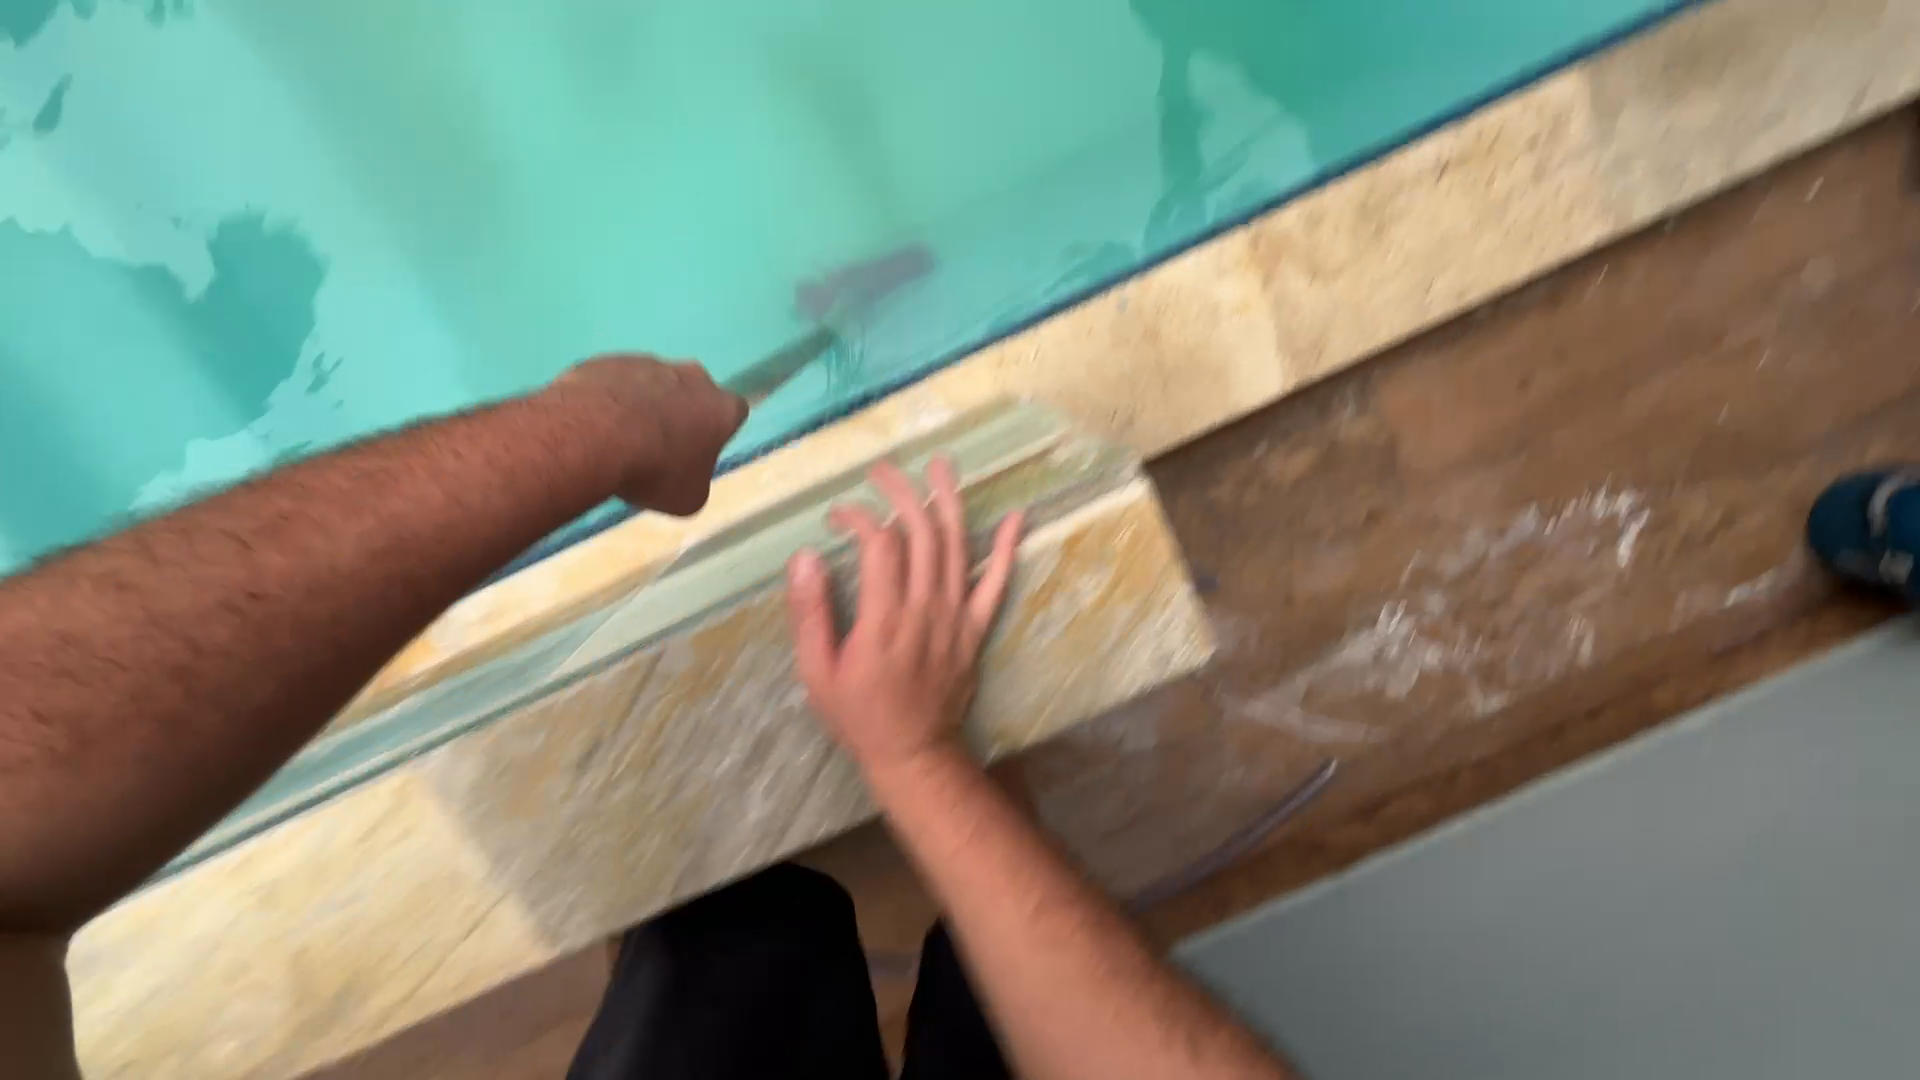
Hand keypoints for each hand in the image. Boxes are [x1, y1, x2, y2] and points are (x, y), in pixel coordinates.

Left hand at [544, 355, 747, 514]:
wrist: (591, 437)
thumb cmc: (654, 471)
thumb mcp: (689, 497)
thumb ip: (696, 479)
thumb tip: (686, 474)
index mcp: (721, 409)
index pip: (734, 412)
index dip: (718, 431)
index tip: (701, 449)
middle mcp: (692, 377)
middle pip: (694, 391)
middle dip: (681, 412)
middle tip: (660, 444)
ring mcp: (649, 363)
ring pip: (652, 384)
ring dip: (643, 405)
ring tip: (619, 438)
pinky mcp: (607, 360)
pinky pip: (615, 380)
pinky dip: (609, 398)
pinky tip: (593, 425)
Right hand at [787, 459, 1023, 775]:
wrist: (914, 752)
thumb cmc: (858, 714)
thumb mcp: (817, 672)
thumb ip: (810, 613)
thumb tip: (804, 556)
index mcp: (884, 618)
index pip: (880, 544)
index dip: (859, 517)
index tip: (838, 515)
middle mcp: (926, 608)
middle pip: (920, 532)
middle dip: (901, 492)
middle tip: (882, 471)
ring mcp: (957, 616)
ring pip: (957, 546)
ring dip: (949, 501)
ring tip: (941, 465)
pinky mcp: (976, 627)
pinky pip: (997, 582)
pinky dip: (1007, 548)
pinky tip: (1016, 518)